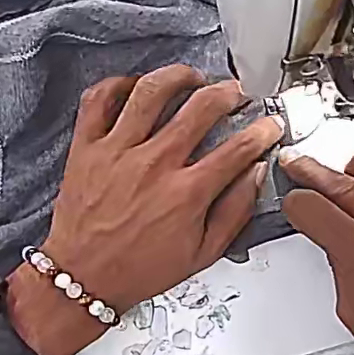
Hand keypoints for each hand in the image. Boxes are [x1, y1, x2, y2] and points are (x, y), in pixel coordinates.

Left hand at [6, 64, 282, 354]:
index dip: (262, 131)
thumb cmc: (139, 270)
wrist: (84, 279)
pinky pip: (100, 99)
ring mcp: (117, 152)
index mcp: (187, 194)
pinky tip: (136, 86)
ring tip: (192, 77)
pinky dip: (119, 84)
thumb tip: (256, 174)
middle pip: (202, 106)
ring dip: (179, 75)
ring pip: (152, 91)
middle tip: (235, 94)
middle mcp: (154, 165)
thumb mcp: (203, 254)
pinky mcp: (87, 147)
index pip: (238, 147)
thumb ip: (235, 211)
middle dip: (229, 93)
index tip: (268, 125)